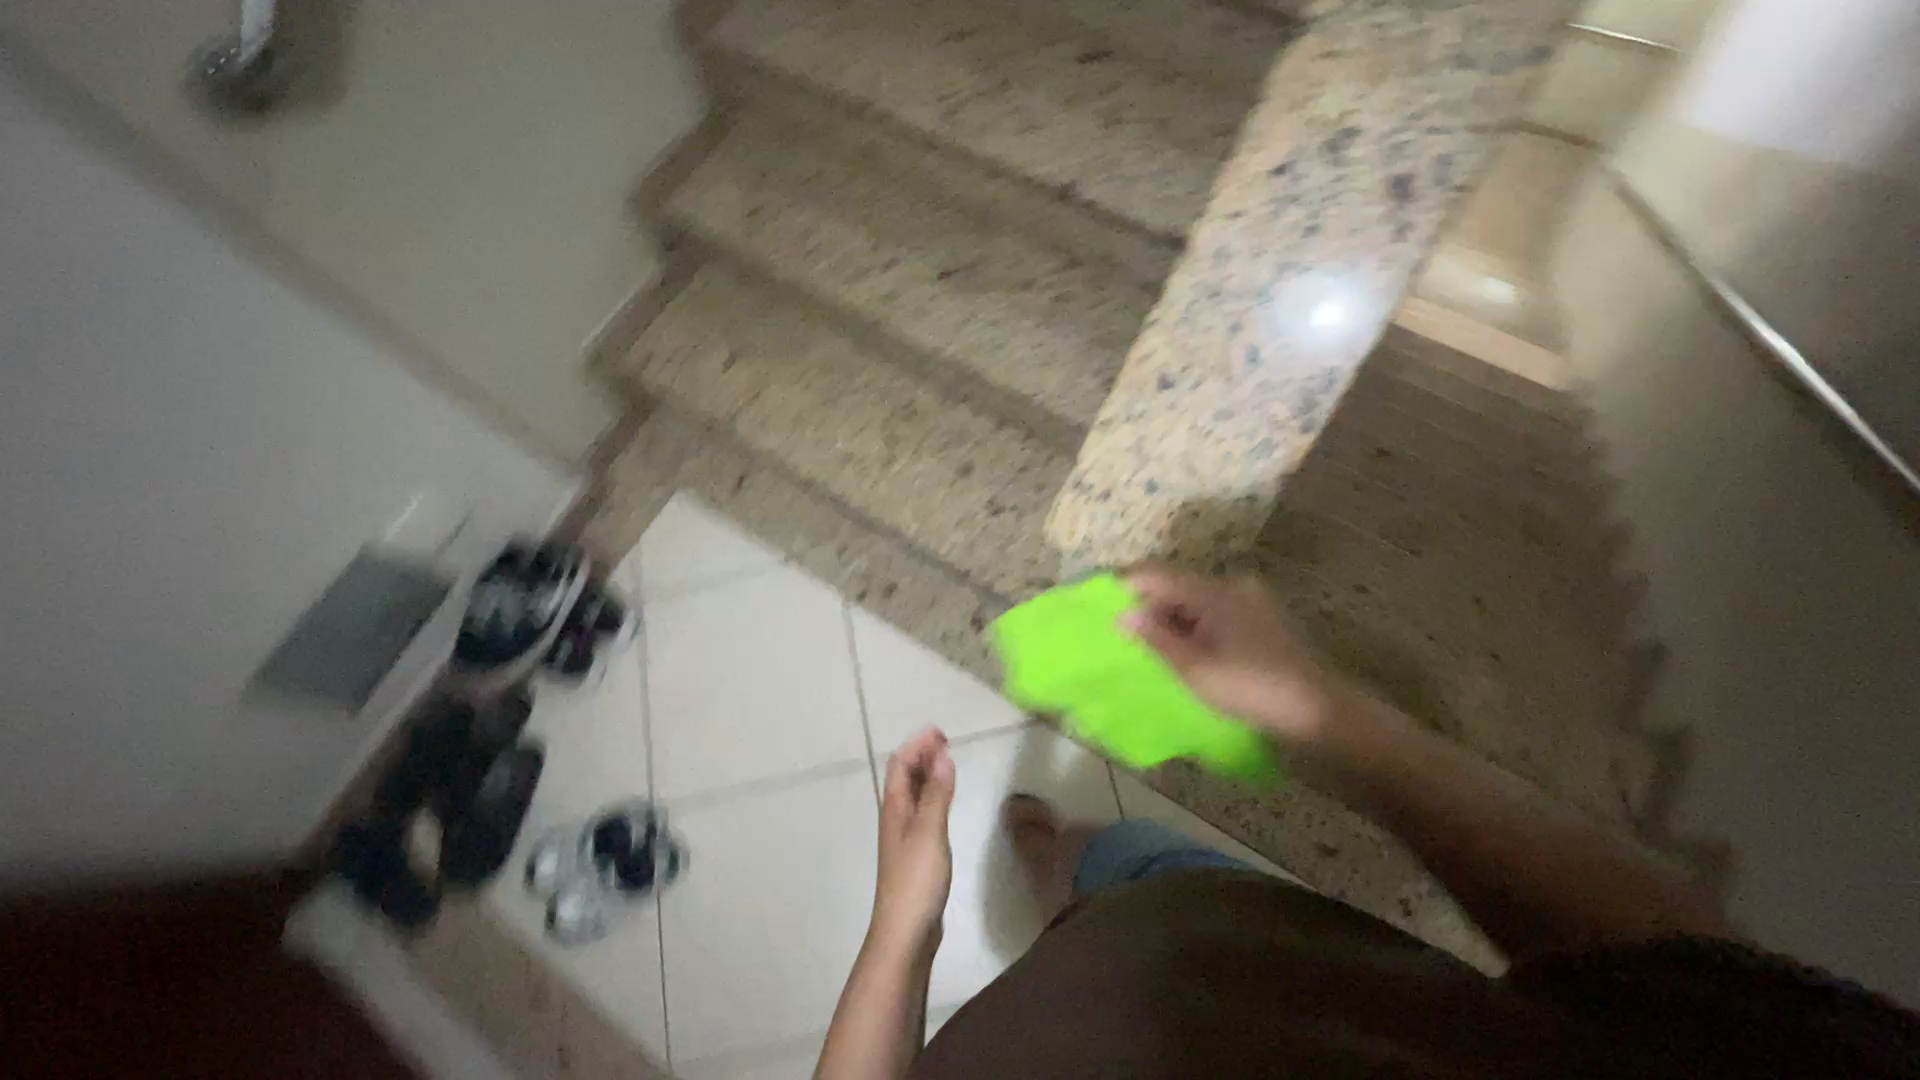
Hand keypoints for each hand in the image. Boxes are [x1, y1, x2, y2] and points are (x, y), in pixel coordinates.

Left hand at [871, 727, 955, 951]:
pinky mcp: (914, 853)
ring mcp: (903, 836)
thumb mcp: (929, 832)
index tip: (940, 731)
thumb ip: (936, 794)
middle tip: (945, 741)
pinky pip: (921, 811)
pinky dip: (932, 795)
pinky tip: (944, 802)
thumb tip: (942, 756)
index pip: (900, 764)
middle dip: (921, 754)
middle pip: (903, 776)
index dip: (917, 744)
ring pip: (912, 793)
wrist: (905, 932)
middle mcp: (895, 817)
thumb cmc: (916, 879)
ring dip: (926, 773)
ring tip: (946, 762)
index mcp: (894, 808)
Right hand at [1121, 566, 1335, 745]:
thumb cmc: (1253, 689)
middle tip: (1123, 634)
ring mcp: (1251, 600)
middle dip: (1149, 606)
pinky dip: (1196, 626)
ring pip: (1197, 600)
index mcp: (1214, 592)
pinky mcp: (1262, 619)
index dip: (1126, 585)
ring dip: (1172, 619)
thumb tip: (1122, 615)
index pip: (1157, 574)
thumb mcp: (1196, 670)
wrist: (1321, 711)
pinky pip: (1216, 612)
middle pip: (1178, 585)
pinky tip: (1186, 652)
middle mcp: (1233, 585)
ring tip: (1151, 648)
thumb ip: (1157, 639)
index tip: (1100, 602)